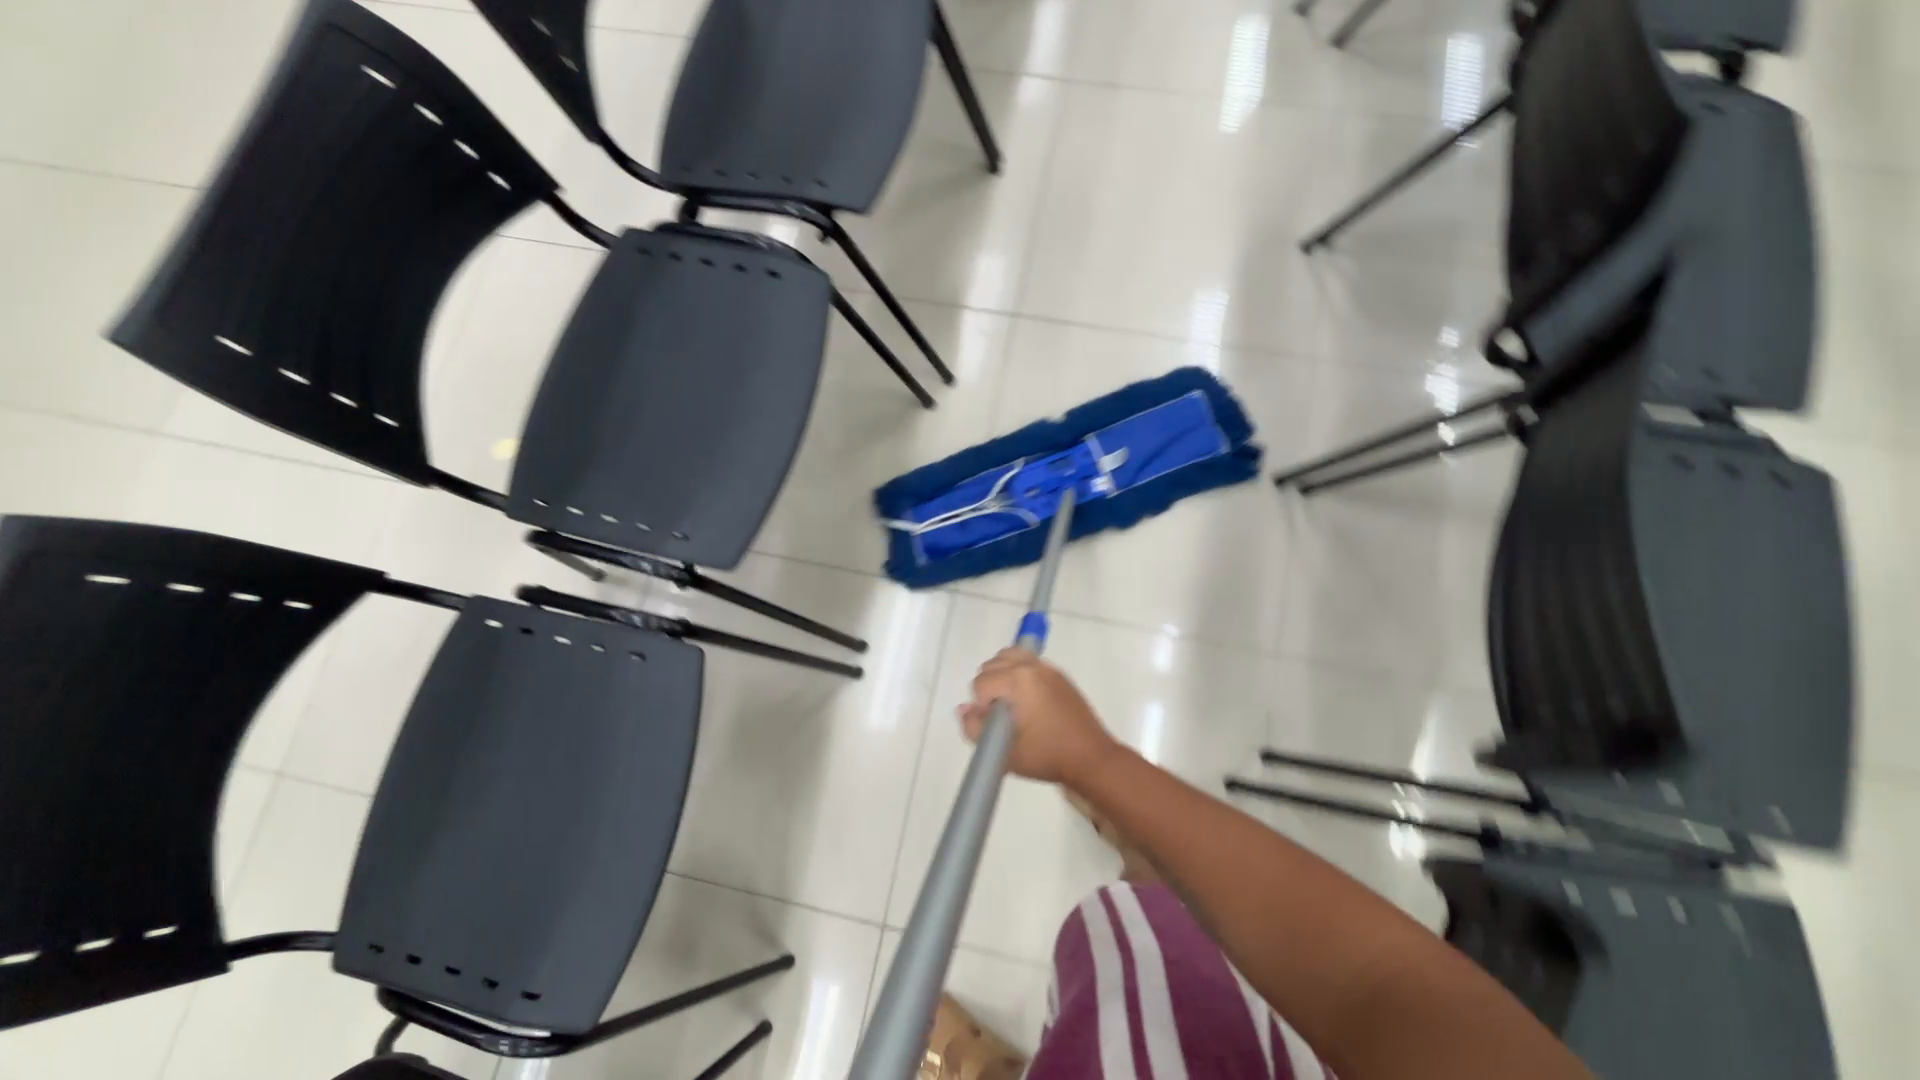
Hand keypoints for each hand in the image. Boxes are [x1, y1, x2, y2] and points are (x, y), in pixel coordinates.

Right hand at [959, 648, 1121, 785]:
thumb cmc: (1046, 756)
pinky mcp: (1060, 676)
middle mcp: (1031, 667)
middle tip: (1000, 716)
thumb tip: (964, 708)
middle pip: (993, 664)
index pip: (980, 682)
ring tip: (1011, 704)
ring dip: (1002, 675)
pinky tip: (1028, 702)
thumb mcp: (1004, 752)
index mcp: (1017, 681)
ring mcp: (1048, 669)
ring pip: (1011, 656)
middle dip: (989, 687)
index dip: (981, 706)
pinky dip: (1020, 674)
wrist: (1091, 758)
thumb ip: (976, 729)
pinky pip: (1030, 663)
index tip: (995, 726)